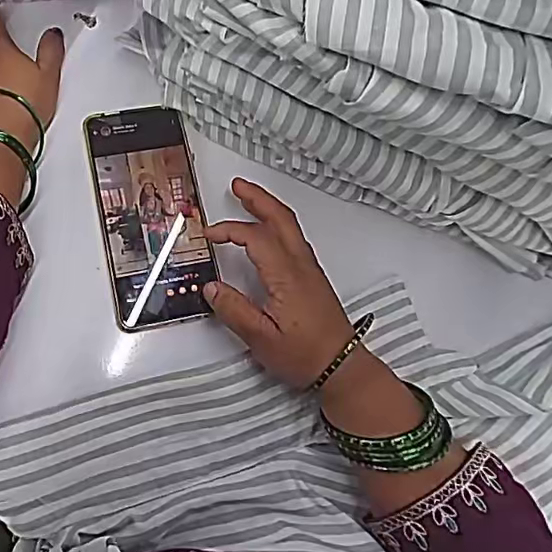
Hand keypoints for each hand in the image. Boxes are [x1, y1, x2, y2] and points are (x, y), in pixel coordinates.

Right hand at [202, 179, 359, 387]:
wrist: (341, 366)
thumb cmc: (306, 355)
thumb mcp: (261, 339)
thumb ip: (234, 310)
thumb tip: (212, 289)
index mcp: (287, 276)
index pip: (255, 238)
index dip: (229, 230)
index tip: (210, 235)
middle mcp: (301, 266)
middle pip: (280, 218)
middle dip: (257, 198)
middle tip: (237, 186)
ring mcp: (310, 270)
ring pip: (289, 226)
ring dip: (268, 208)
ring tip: (248, 200)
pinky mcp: (312, 278)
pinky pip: (293, 239)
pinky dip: (277, 224)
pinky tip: (267, 231)